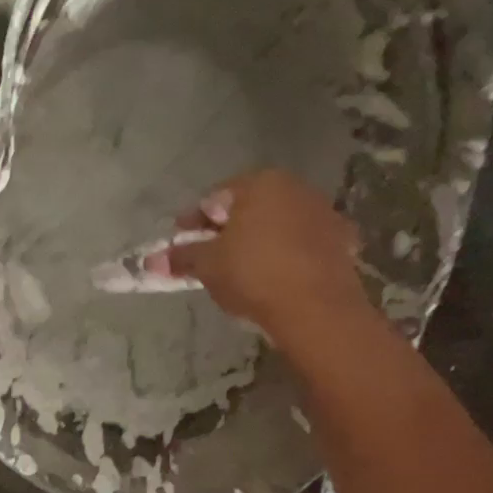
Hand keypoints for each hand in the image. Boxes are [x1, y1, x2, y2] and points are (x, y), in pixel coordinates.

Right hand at [143, 169, 368, 336]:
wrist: (316, 309)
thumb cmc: (252, 273)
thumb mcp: (206, 265)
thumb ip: (180, 258)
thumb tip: (150, 261)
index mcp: (260, 183)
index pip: (214, 198)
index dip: (193, 222)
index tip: (180, 243)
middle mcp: (296, 189)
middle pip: (249, 208)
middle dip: (227, 229)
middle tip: (207, 255)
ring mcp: (324, 214)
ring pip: (278, 224)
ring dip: (257, 241)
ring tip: (239, 269)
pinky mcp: (342, 244)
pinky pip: (301, 244)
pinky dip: (285, 255)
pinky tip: (272, 277)